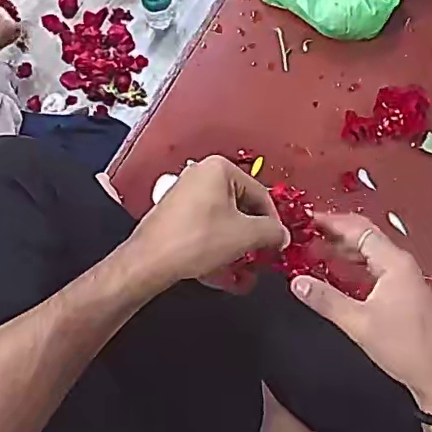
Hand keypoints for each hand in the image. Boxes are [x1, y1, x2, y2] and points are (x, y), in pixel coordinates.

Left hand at [117, 157, 288, 290]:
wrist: (149, 262)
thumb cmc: (195, 240)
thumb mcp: (245, 235)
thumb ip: (271, 232)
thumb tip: (281, 235)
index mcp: (219, 168)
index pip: (260, 194)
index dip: (272, 221)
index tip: (277, 241)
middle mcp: (201, 173)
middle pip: (241, 204)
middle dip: (251, 232)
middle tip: (259, 253)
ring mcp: (186, 191)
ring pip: (224, 217)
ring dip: (235, 240)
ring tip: (238, 262)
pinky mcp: (176, 211)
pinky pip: (206, 223)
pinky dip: (216, 241)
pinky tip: (217, 263)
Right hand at [290, 214, 431, 413]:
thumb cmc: (406, 348)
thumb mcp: (359, 324)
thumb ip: (326, 300)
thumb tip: (297, 282)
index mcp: (394, 262)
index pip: (358, 228)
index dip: (331, 222)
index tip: (306, 220)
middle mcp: (400, 263)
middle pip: (363, 236)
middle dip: (334, 232)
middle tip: (304, 232)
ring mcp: (402, 276)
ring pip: (368, 251)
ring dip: (342, 247)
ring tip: (313, 248)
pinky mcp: (401, 290)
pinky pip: (373, 266)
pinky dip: (352, 263)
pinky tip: (335, 270)